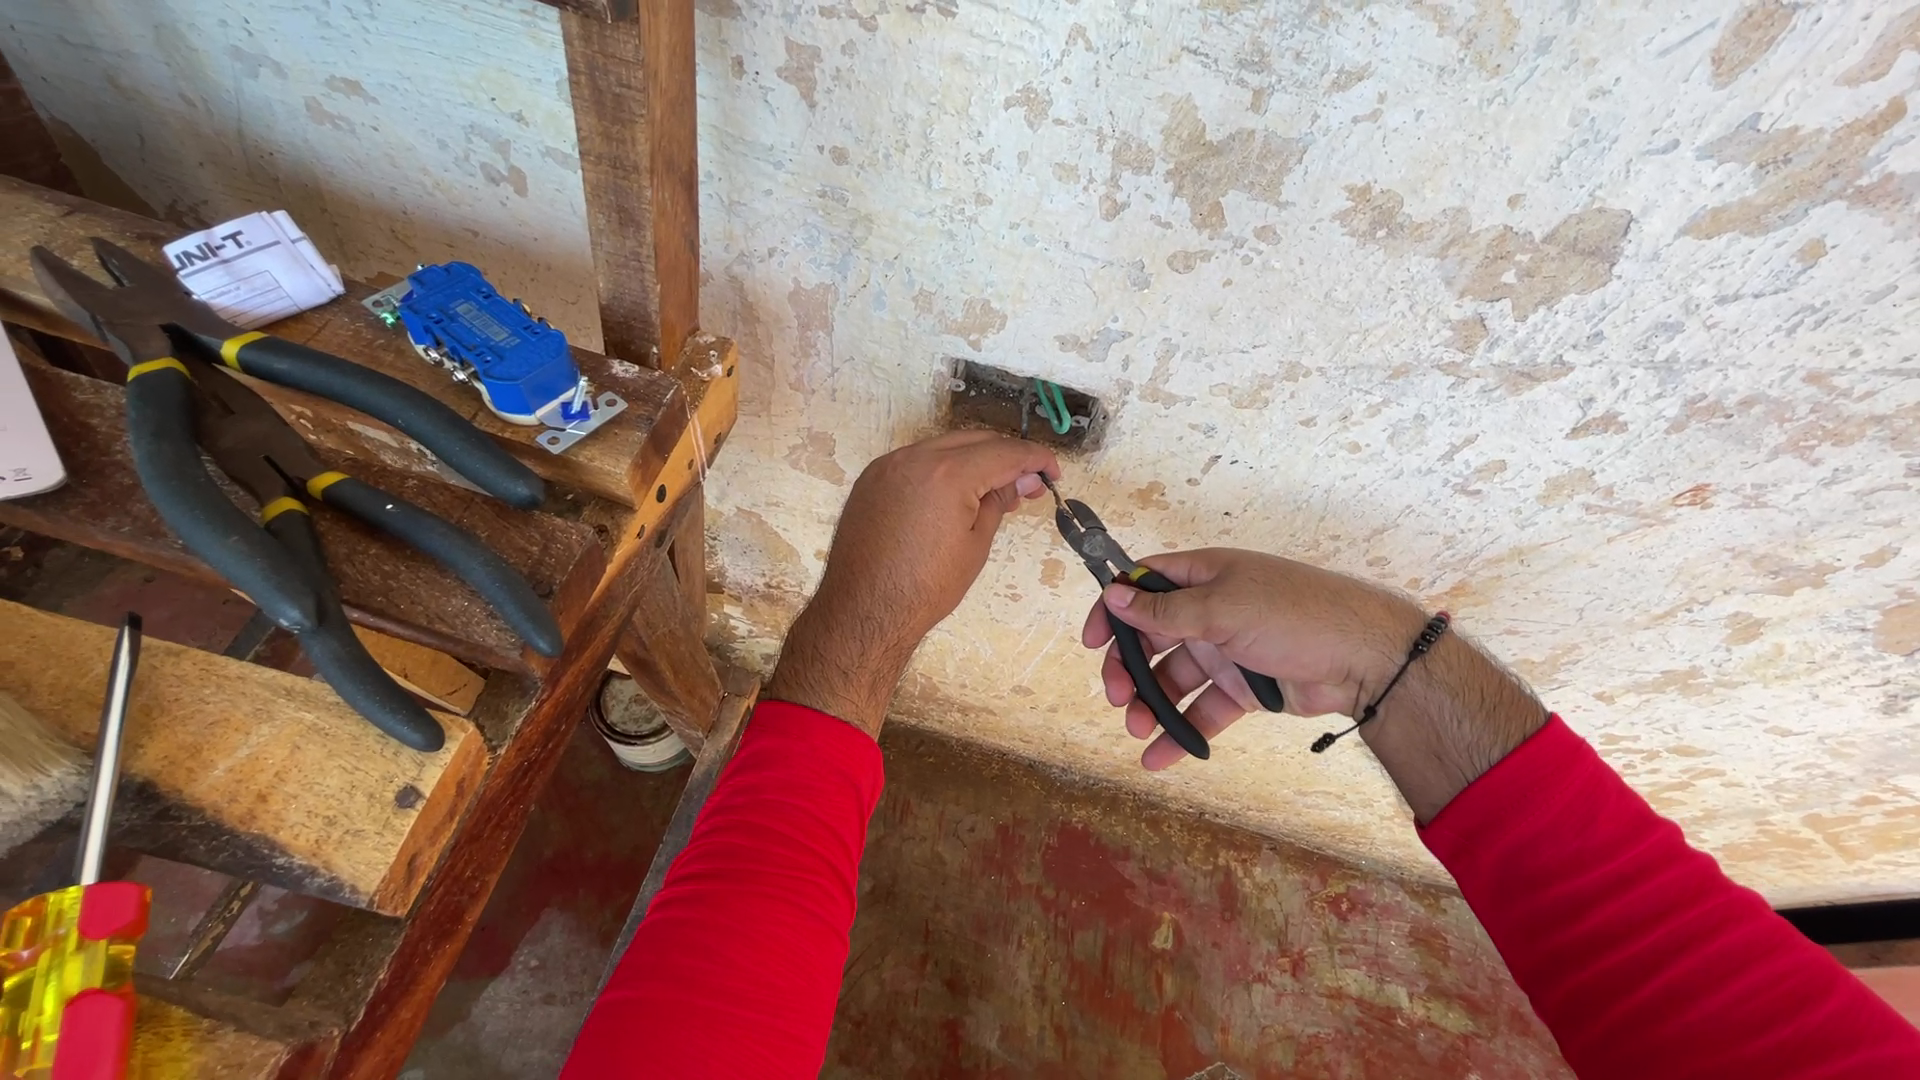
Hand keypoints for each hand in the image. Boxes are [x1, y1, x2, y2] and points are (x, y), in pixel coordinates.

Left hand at [767, 431, 1060, 735]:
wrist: (864, 610)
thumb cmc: (926, 586)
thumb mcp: (976, 544)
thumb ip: (998, 501)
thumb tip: (1020, 480)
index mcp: (947, 472)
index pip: (1004, 452)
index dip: (1035, 458)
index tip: (1053, 472)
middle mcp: (915, 457)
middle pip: (975, 441)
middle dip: (1006, 457)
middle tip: (1028, 486)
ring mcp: (889, 464)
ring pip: (944, 447)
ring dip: (974, 461)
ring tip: (994, 493)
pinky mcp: (873, 478)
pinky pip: (918, 461)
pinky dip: (943, 468)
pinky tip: (956, 494)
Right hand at [1081, 549, 1424, 770]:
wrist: (1365, 660)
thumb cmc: (1292, 614)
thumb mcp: (1221, 607)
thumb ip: (1164, 610)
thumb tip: (1114, 595)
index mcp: (1203, 577)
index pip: (1143, 586)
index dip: (1114, 609)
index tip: (1092, 641)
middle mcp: (1208, 611)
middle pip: (1151, 637)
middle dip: (1128, 665)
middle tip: (1115, 695)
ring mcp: (1224, 651)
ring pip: (1172, 677)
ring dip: (1149, 702)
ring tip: (1136, 727)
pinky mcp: (1241, 688)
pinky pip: (1201, 709)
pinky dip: (1180, 731)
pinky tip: (1158, 756)